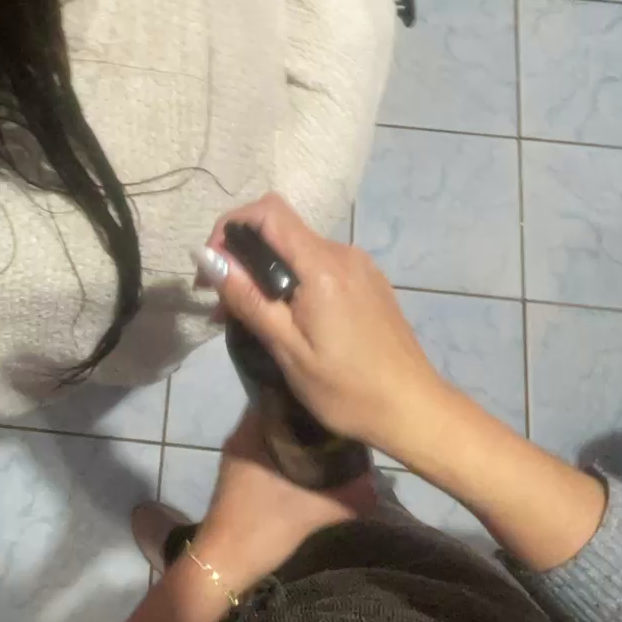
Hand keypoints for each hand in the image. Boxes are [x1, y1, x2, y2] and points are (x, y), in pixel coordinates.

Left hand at [188, 413, 375, 592]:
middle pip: (278, 414)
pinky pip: (269, 452)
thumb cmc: (261, 527)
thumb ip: (350, 497)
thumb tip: (378, 484)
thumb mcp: (313, 511)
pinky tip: (313, 464)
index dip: (306, 395)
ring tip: (332, 439)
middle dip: (307, 417)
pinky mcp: (241, 476)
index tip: (333, 397)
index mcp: (250, 432)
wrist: (224, 565)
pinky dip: (289, 453)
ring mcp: (239, 457)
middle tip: (340, 420)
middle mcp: (241, 437)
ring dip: (298, 437)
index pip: (278, 394)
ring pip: (274, 435)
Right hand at [199, 193, 449, 454]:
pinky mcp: (368, 282)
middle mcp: (342, 253)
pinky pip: (318, 267)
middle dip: (243, 258)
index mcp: (322, 265)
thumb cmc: (347, 388)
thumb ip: (248, 298)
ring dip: (266, 274)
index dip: (231, 227)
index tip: (214, 269)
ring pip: (298, 250)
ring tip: (250, 320)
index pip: (268, 211)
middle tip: (223, 307)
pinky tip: (288, 321)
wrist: (414, 410)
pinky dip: (292, 282)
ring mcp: (359, 266)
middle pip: (281, 230)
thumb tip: (207, 257)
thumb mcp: (287, 349)